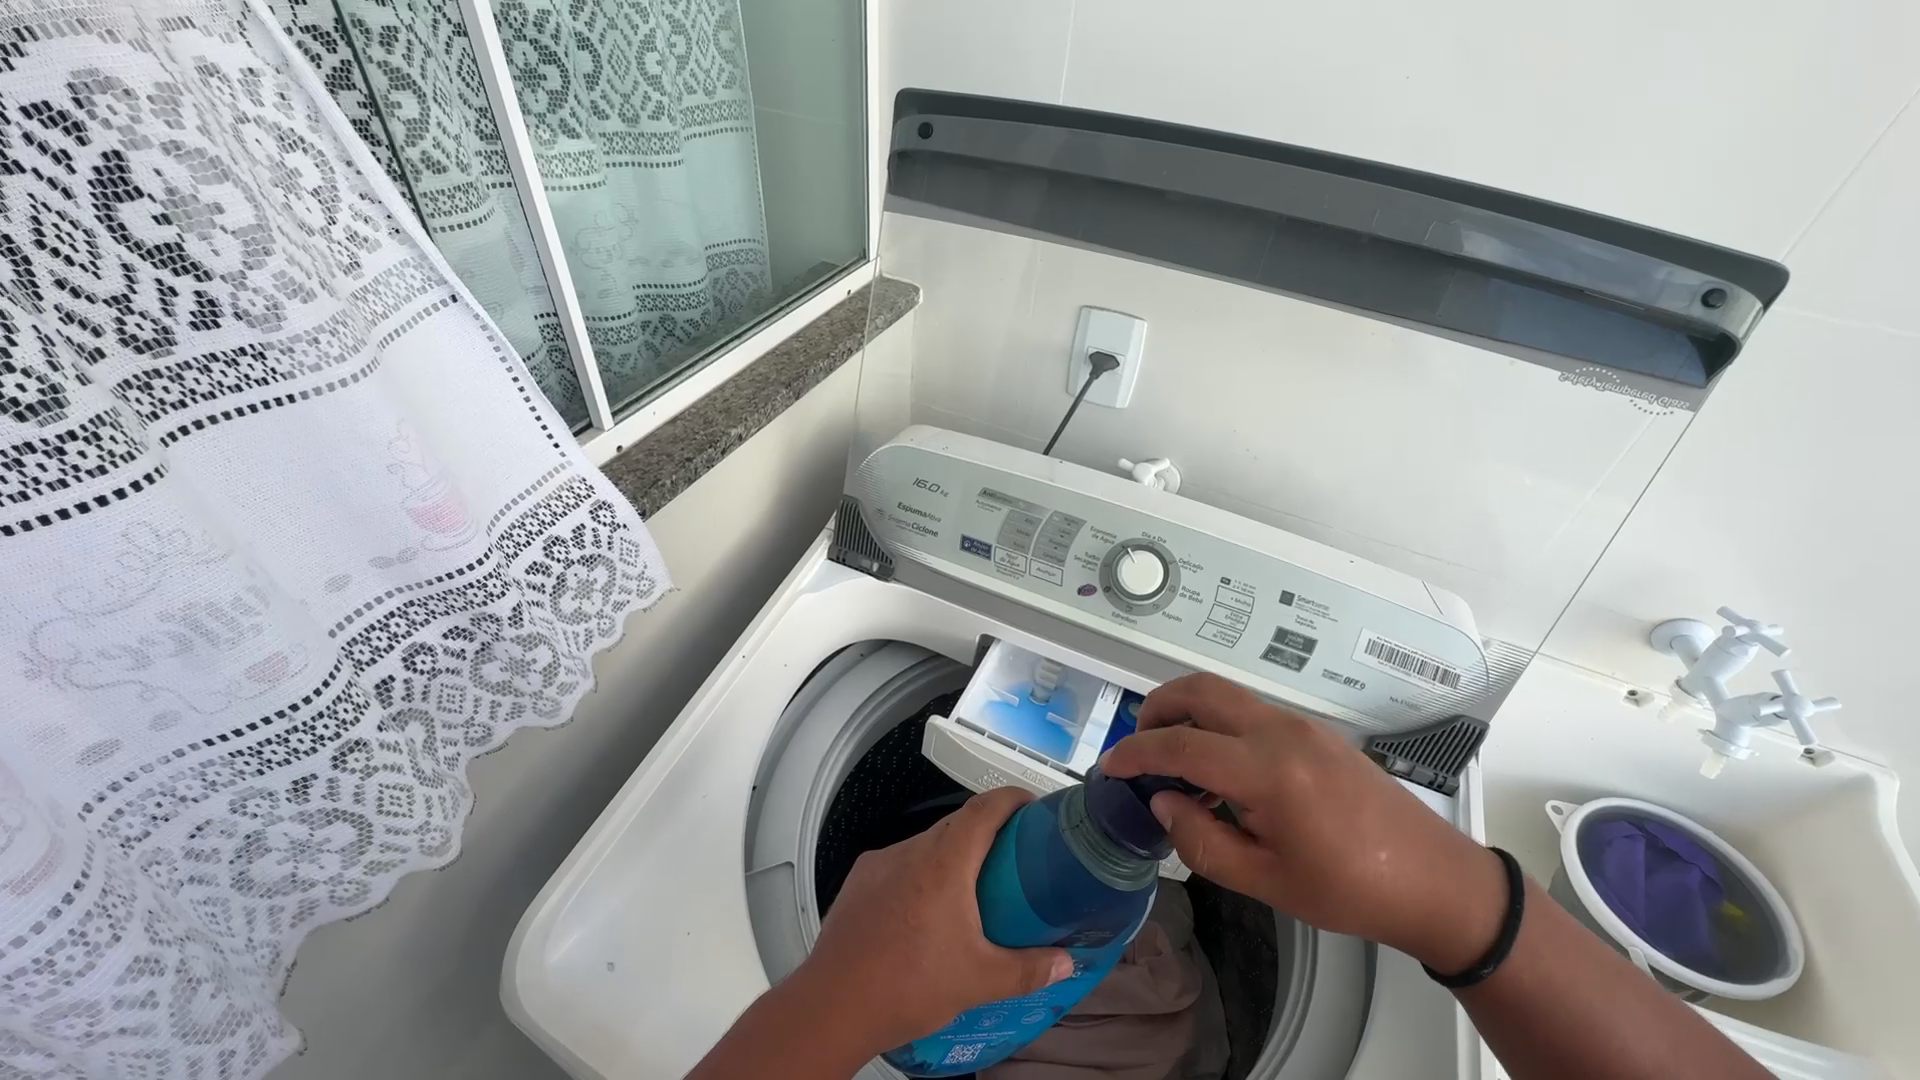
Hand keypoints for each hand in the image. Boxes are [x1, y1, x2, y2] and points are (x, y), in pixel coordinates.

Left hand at [786, 786, 1075, 1055]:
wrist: (833, 1006)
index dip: (1012, 798)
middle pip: (956, 823)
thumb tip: (1067, 964)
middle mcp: (911, 850)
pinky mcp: (858, 880)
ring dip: (951, 857)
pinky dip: (919, 874)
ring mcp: (880, 862)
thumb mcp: (979, 981)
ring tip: (970, 892)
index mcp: (945, 862)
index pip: (984, 808)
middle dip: (987, 832)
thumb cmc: (909, 984)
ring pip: (926, 844)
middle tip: (1012, 859)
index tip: (1032, 806)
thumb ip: (1029, 970)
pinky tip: (923, 912)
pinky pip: (899, 864)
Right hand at [1101, 673, 1505, 973]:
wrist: (1434, 879)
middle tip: (1137, 747)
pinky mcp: (1314, 731)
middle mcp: (1280, 732)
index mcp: (1267, 772)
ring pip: (1224, 693)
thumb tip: (1161, 801)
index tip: (1108, 767)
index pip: (1180, 746)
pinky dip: (1215, 722)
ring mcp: (1300, 725)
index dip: (1135, 754)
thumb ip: (1201, 840)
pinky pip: (1249, 710)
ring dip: (1185, 711)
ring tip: (1171, 758)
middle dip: (1156, 708)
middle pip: (1199, 690)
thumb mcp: (1265, 882)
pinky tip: (1216, 768)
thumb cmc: (1348, 890)